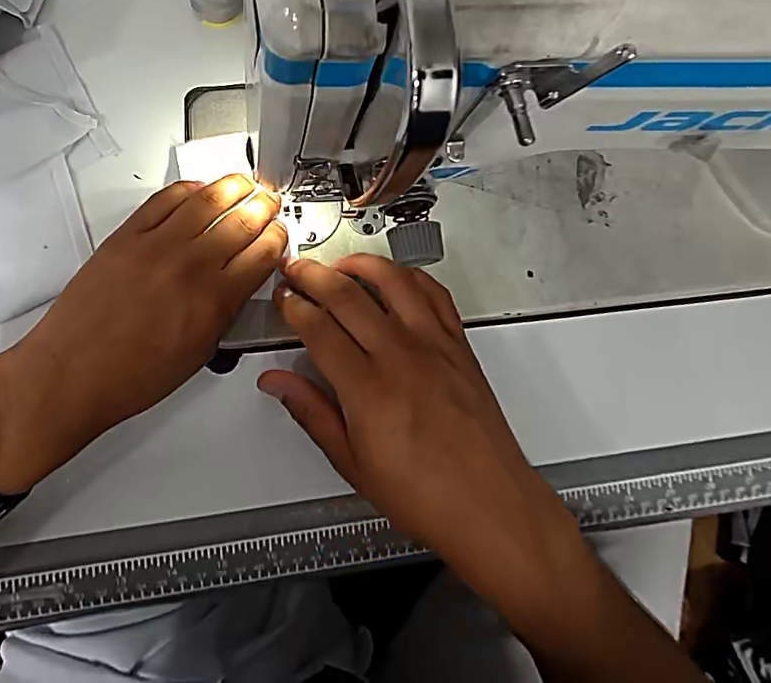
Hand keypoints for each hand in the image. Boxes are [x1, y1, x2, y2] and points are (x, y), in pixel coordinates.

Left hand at [0, 176, 284, 492]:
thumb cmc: (127, 376)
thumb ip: (225, 312)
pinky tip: (198, 188)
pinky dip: (188, 188)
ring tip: (243, 183)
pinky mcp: (126, 236)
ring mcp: (156, 246)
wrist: (70, 375)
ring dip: (233, 186)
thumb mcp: (198, 353)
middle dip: (264, 206)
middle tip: (269, 202)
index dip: (278, 237)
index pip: (263, 253)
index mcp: (213, 301)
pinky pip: (165, 198)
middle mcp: (189, 267)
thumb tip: (240, 284)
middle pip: (243, 219)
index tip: (278, 234)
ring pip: (208, 198)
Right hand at [256, 255, 583, 604]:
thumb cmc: (429, 495)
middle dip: (312, 274)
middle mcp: (401, 357)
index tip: (284, 299)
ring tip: (339, 264)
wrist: (491, 507)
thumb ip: (311, 412)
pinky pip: (433, 292)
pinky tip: (395, 276)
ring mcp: (433, 345)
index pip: (318, 327)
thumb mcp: (353, 463)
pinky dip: (408, 275)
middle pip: (346, 293)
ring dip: (358, 263)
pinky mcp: (458, 344)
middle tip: (297, 271)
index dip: (293, 306)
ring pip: (391, 279)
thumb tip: (279, 384)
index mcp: (369, 390)